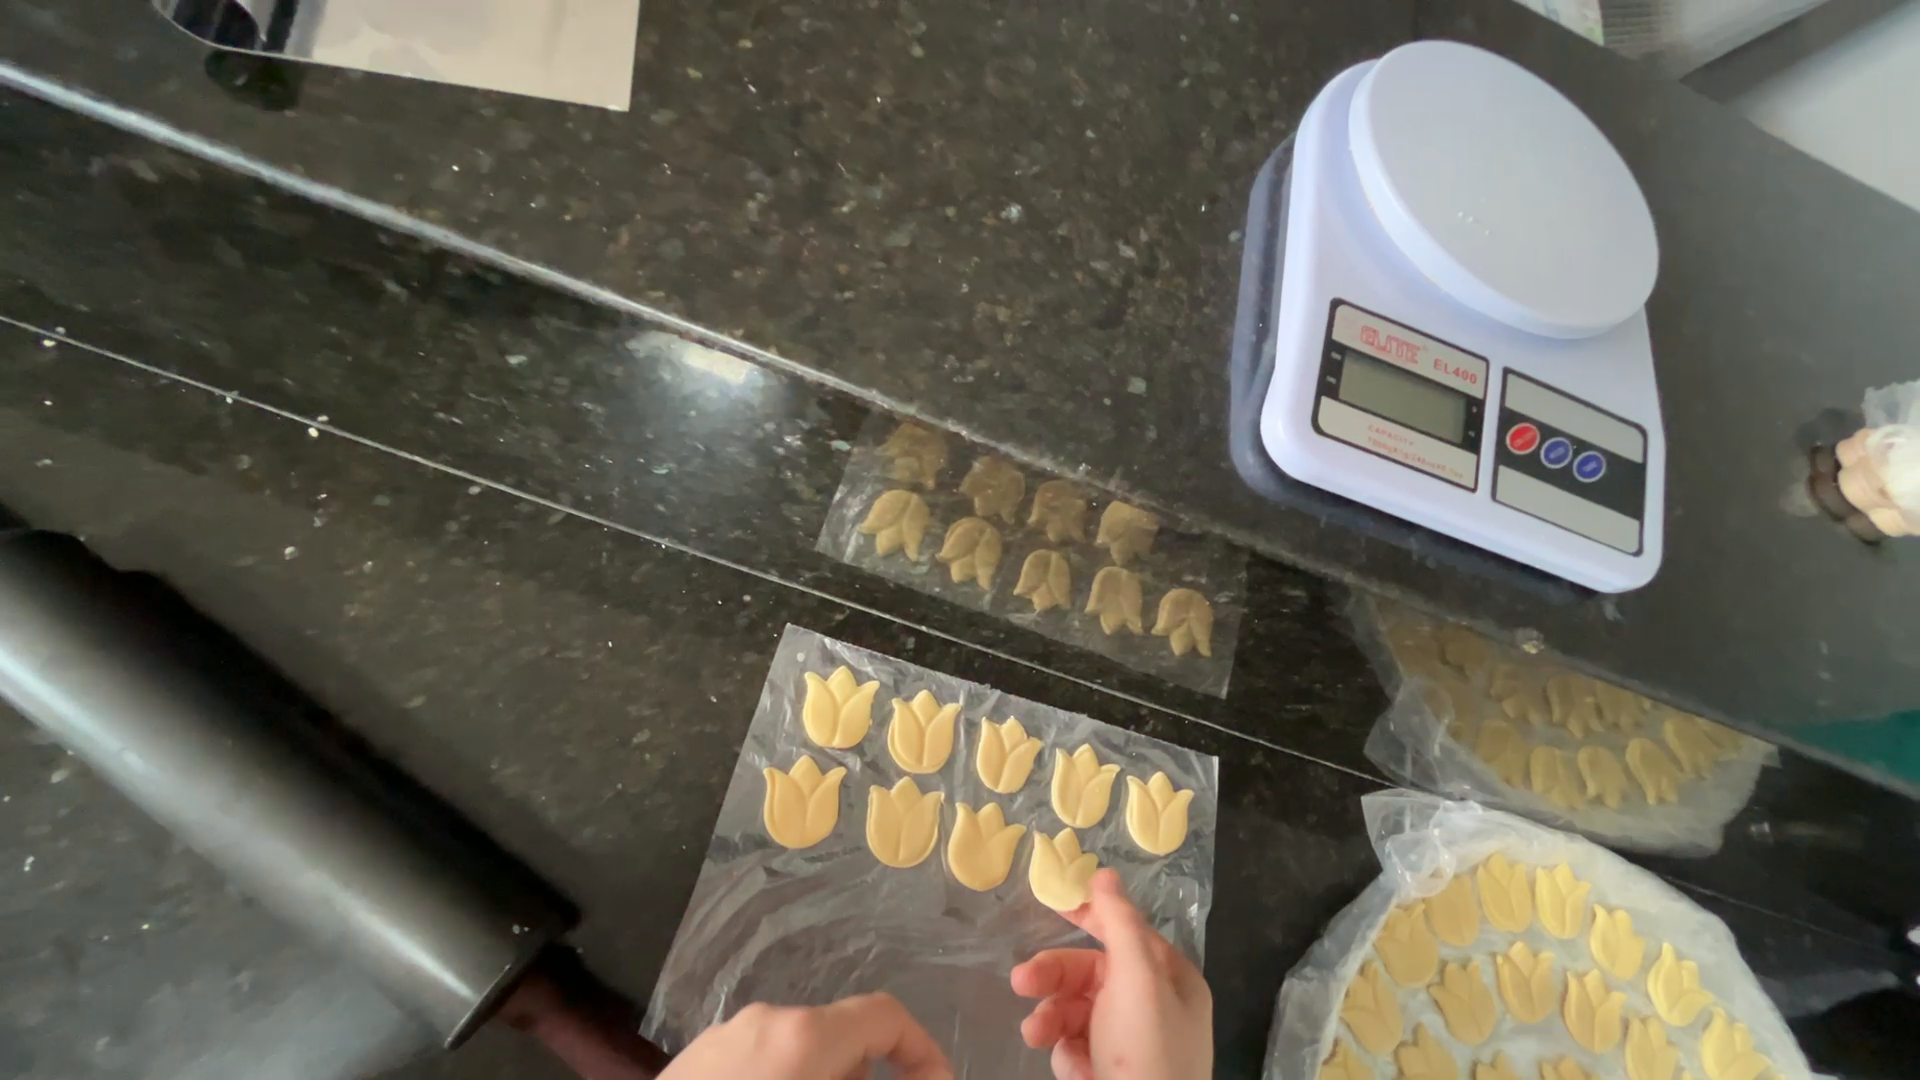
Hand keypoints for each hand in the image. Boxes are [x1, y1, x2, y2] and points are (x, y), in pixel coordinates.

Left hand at [660, 993, 951, 1079]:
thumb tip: (924, 1078)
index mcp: (805, 1034)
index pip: (885, 1015)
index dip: (922, 1050)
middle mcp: (767, 1019)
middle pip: (840, 1037)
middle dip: (865, 1077)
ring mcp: (725, 1036)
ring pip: (797, 1053)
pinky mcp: (693, 1061)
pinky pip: (757, 1064)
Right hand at [1011, 869, 1212, 1079]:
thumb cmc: (1146, 1053)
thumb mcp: (1136, 979)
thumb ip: (1119, 923)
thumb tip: (1105, 873)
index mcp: (1171, 980)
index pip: (1126, 931)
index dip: (1091, 915)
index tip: (1053, 904)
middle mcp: (1154, 1008)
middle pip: (1092, 972)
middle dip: (1054, 976)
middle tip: (1021, 982)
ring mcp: (1131, 1044)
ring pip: (1078, 1010)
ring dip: (1052, 1017)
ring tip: (1035, 1035)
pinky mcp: (1110, 1075)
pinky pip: (1077, 1047)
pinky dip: (1067, 1054)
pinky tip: (1072, 1070)